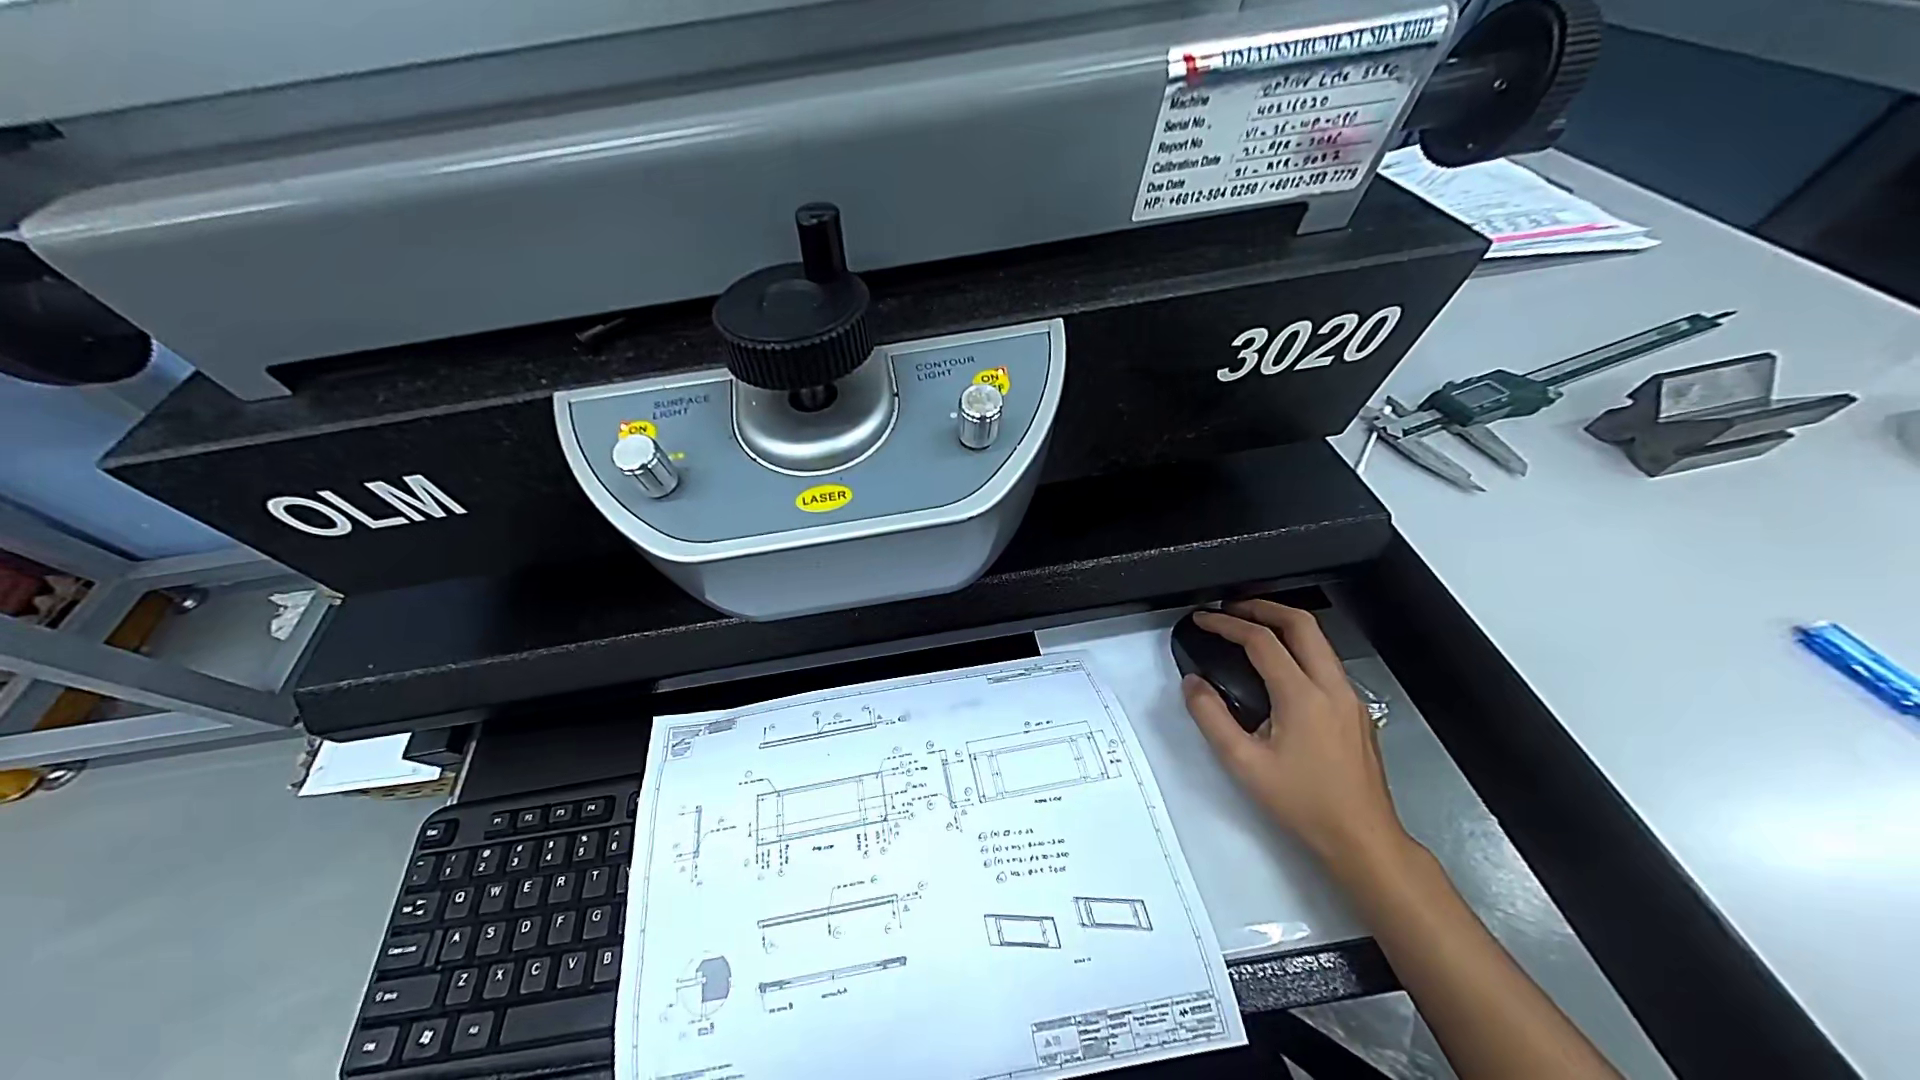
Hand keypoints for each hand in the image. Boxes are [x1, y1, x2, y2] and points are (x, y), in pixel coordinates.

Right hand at [1181, 601, 1410, 868]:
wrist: (1361, 838)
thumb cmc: (1304, 804)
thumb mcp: (1243, 763)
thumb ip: (1211, 717)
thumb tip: (1193, 684)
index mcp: (1303, 697)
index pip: (1262, 641)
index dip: (1228, 624)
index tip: (1205, 619)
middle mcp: (1332, 688)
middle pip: (1302, 623)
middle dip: (1263, 607)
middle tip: (1232, 607)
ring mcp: (1350, 698)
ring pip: (1319, 640)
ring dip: (1284, 624)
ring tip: (1252, 627)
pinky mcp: (1356, 711)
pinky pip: (1327, 661)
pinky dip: (1299, 647)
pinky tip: (1279, 664)